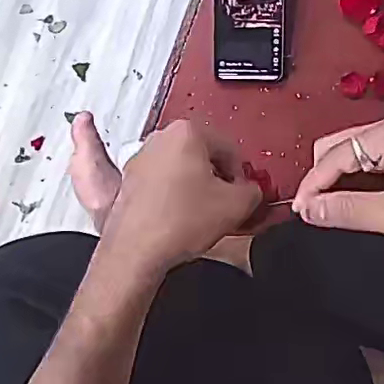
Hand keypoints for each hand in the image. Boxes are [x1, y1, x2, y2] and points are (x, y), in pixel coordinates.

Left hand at [96, 121, 261, 277]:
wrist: (136, 251)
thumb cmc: (178, 222)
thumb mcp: (236, 205)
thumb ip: (254, 191)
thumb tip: (251, 192)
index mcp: (187, 132)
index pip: (229, 149)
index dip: (241, 175)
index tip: (242, 194)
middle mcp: (161, 138)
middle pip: (204, 157)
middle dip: (218, 181)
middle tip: (225, 205)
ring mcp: (141, 159)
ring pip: (183, 170)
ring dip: (196, 189)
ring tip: (202, 216)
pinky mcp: (130, 181)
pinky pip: (163, 184)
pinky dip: (175, 197)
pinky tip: (180, 220)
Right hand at [294, 114, 383, 260]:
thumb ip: (349, 210)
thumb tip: (308, 209)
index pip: (339, 152)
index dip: (315, 182)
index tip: (300, 210)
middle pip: (340, 147)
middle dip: (322, 178)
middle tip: (313, 213)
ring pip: (350, 155)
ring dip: (336, 181)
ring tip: (327, 211)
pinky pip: (365, 163)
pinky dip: (352, 182)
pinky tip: (347, 203)